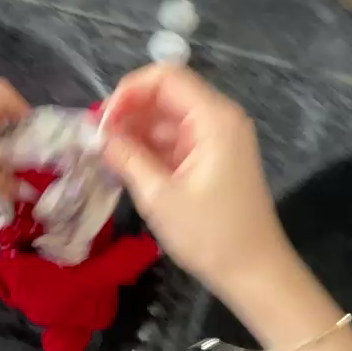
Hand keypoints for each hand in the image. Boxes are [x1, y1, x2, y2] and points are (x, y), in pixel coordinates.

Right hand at [99, 63, 293, 295]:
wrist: (255, 273)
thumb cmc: (211, 235)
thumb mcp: (160, 196)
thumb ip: (127, 158)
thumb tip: (96, 135)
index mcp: (214, 119)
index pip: (166, 77)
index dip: (129, 91)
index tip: (103, 121)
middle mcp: (218, 119)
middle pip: (165, 94)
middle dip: (128, 112)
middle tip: (97, 141)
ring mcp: (215, 139)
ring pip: (166, 118)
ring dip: (134, 131)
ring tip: (105, 155)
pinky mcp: (210, 158)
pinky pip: (173, 139)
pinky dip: (148, 147)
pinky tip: (124, 164)